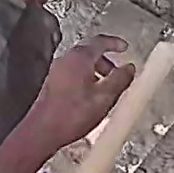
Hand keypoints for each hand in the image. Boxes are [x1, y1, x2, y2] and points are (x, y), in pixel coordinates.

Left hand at [24, 35, 137, 151]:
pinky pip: (73, 73)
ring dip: (97, 70)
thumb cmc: (71, 114)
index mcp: (79, 58)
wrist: (44, 130)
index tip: (123, 47)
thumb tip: (129, 69)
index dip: (114, 43)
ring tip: (107, 87)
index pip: (99, 41)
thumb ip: (120, 79)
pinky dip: (86, 77)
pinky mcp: (53, 83)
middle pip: (90, 51)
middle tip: (118, 71)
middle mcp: (66, 60)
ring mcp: (57, 70)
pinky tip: (91, 95)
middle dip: (107, 60)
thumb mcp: (105, 97)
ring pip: (81, 63)